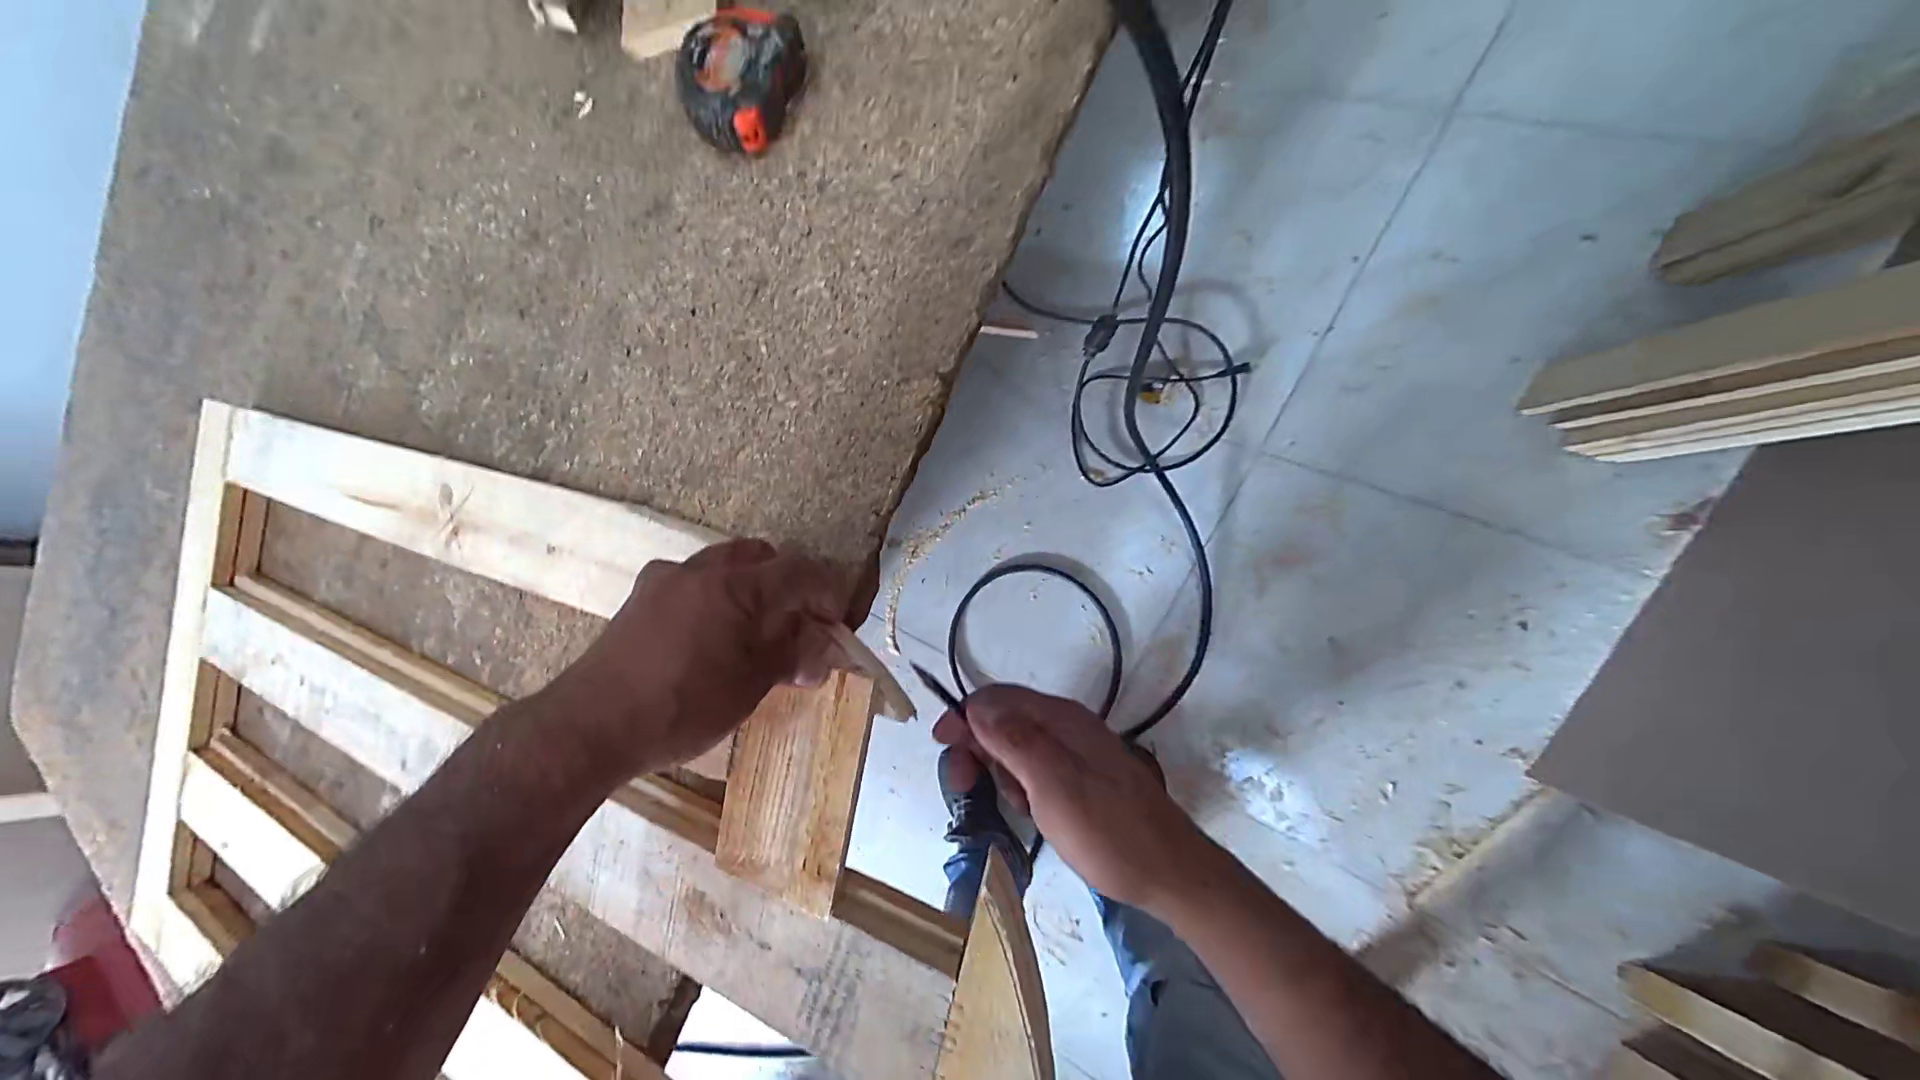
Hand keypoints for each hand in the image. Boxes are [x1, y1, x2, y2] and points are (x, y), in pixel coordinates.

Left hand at [544, 539, 851, 777]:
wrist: (591, 726)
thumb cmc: (684, 706)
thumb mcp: (752, 684)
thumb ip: (793, 655)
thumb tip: (823, 650)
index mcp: (738, 586)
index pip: (803, 571)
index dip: (829, 594)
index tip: (836, 626)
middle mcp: (704, 568)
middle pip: (765, 556)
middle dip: (790, 584)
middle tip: (798, 625)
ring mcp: (668, 578)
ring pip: (727, 564)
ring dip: (754, 588)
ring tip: (756, 631)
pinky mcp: (643, 596)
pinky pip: (695, 581)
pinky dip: (718, 597)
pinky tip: (711, 636)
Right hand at [932, 684, 1211, 912]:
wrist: (1170, 872)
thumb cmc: (1108, 831)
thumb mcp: (1053, 785)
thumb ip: (1014, 740)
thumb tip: (977, 705)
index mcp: (1059, 718)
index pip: (996, 698)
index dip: (964, 718)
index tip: (944, 750)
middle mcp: (1066, 725)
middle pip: (1003, 719)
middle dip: (978, 747)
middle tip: (965, 787)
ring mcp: (1076, 751)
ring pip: (1017, 745)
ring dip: (1000, 771)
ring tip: (1013, 806)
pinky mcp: (1081, 776)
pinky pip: (1036, 768)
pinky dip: (1022, 786)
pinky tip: (1032, 812)